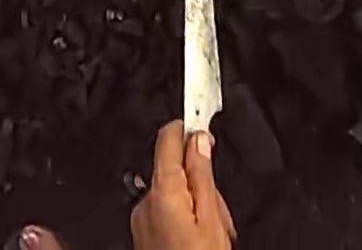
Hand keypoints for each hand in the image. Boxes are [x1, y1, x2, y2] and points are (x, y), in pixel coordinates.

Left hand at [132, 122, 233, 249]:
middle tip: (220, 211)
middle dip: (198, 180)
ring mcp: (141, 219)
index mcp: (162, 191)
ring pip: (172, 192)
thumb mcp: (212, 222)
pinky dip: (183, 219)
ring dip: (194, 203)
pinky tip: (199, 239)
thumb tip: (200, 140)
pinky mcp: (143, 235)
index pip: (169, 138)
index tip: (203, 123)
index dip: (188, 128)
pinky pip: (164, 213)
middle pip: (173, 168)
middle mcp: (145, 201)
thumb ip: (204, 177)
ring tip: (214, 233)